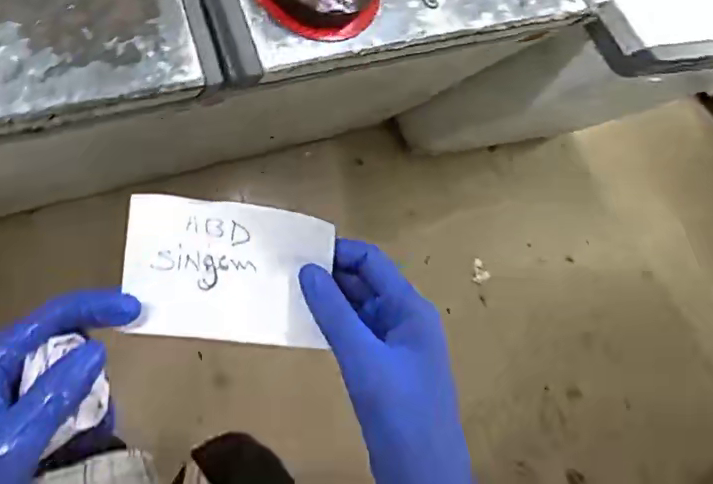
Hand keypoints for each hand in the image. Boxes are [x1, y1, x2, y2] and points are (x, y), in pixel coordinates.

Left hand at [0, 289, 141, 483]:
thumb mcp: (16, 438)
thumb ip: (55, 394)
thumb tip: (98, 349)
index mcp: (1, 353)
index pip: (56, 314)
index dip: (97, 305)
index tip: (134, 309)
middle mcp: (9, 360)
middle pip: (67, 344)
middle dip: (91, 376)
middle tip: (101, 416)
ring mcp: (15, 385)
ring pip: (70, 375)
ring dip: (87, 406)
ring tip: (83, 441)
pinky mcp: (22, 411)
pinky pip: (64, 402)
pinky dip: (79, 422)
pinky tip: (77, 448)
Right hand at [299, 239, 471, 483]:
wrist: (425, 481)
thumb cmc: (400, 413)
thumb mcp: (362, 359)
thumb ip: (333, 311)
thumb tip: (305, 268)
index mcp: (410, 309)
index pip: (370, 260)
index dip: (337, 251)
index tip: (298, 253)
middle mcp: (406, 319)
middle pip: (364, 280)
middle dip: (328, 273)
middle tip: (287, 271)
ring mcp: (397, 345)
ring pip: (358, 305)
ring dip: (328, 298)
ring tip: (291, 293)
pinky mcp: (386, 367)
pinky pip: (356, 330)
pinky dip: (333, 322)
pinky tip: (308, 324)